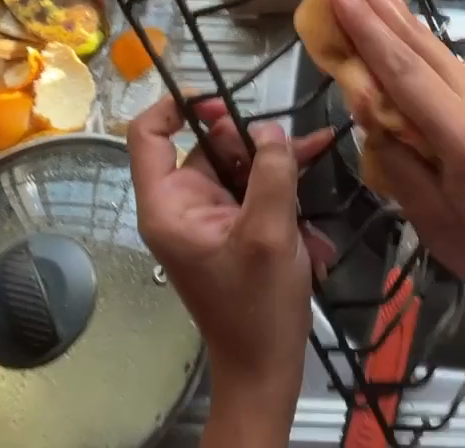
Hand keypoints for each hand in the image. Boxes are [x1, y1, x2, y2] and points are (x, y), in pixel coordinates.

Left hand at [128, 95, 335, 407]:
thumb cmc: (257, 306)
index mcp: (170, 205)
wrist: (267, 364)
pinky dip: (283, 180)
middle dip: (253, 140)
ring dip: (277, 160)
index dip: (177, 106)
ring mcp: (211, 213)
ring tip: (317, 151)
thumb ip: (270, 172)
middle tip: (291, 148)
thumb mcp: (268, 234)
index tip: (221, 99)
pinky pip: (255, 184)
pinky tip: (317, 167)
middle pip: (208, 144)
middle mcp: (183, 203)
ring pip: (239, 161)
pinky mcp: (235, 223)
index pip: (148, 135)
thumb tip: (270, 128)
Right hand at [321, 0, 464, 315]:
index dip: (364, 23)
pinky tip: (395, 13)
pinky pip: (440, 59)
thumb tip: (366, 106)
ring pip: (428, 43)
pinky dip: (410, 32)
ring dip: (388, 7)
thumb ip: (396, 156)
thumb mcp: (430, 216)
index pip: (401, 68)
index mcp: (460, 132)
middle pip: (414, 41)